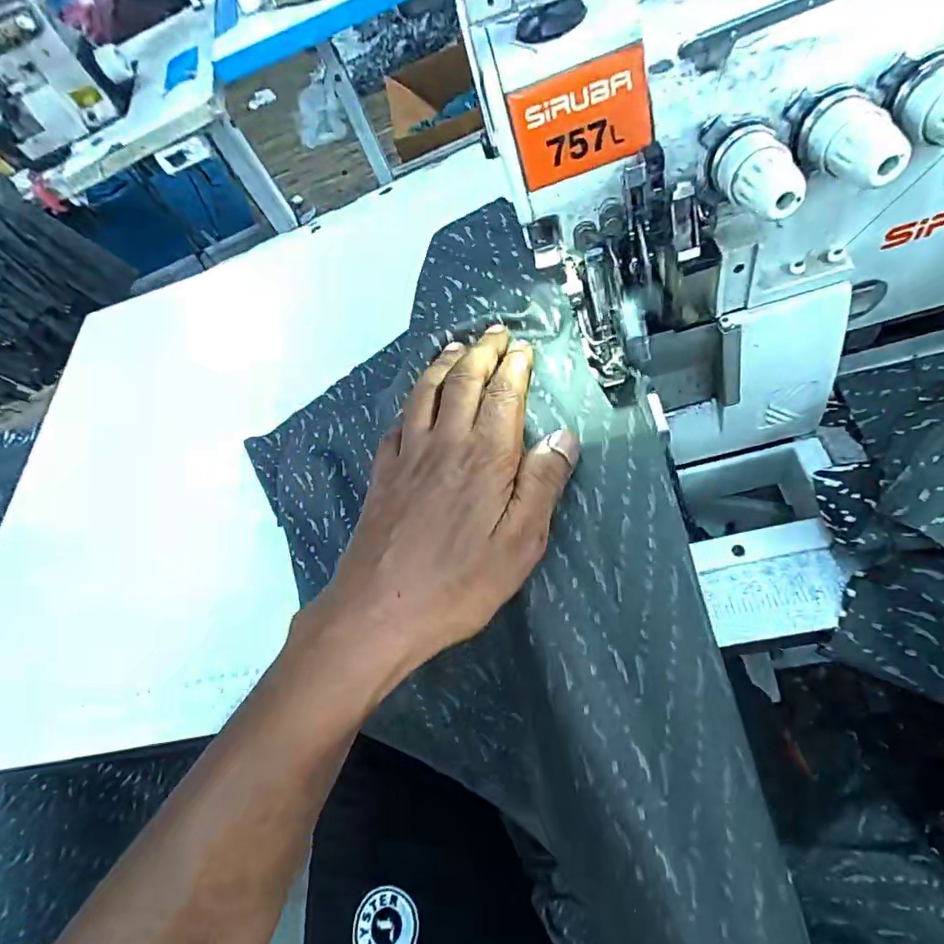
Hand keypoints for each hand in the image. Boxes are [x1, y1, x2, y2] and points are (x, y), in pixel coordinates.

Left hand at [302, 324, 580, 675]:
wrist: (379, 610)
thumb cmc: (460, 583)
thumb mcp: (520, 543)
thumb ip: (542, 486)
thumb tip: (564, 438)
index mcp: (485, 459)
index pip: (504, 397)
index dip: (514, 368)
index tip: (523, 348)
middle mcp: (444, 444)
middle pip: (463, 383)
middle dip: (482, 353)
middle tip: (495, 334)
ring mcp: (407, 457)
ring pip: (425, 394)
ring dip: (443, 365)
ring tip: (456, 347)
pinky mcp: (383, 475)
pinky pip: (398, 422)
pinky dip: (411, 400)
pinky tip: (414, 402)